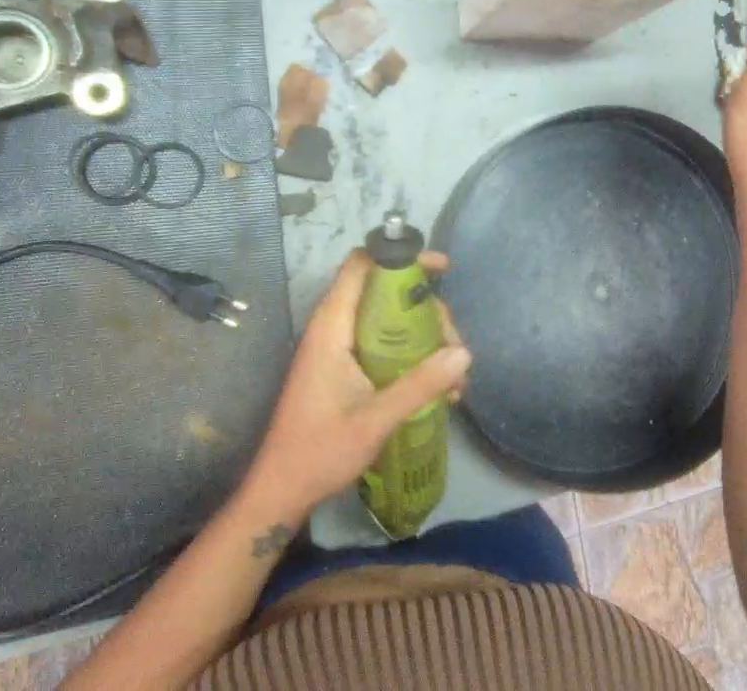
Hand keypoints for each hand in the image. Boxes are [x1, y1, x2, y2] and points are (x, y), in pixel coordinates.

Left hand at [237, 250, 471, 525]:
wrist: (282, 489)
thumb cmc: (320, 451)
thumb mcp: (375, 420)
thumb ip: (419, 385)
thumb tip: (464, 353)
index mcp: (331, 327)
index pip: (361, 265)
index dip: (400, 256)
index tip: (440, 269)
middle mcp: (333, 329)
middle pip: (384, 293)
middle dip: (425, 310)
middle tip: (454, 343)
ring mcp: (338, 349)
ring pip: (389, 321)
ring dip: (424, 338)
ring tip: (453, 374)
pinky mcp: (344, 368)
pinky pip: (384, 345)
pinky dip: (412, 356)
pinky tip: (439, 388)